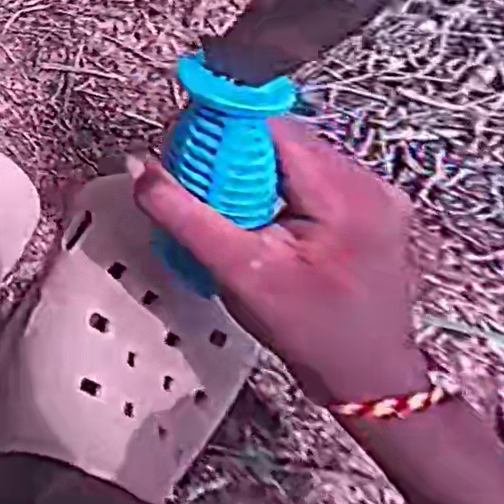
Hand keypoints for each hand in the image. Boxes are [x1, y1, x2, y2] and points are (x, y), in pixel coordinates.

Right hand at [132, 119, 428, 403]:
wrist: (364, 376)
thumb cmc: (310, 328)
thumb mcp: (235, 269)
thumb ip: (180, 212)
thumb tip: (137, 164)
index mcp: (349, 195)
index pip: (266, 127)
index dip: (216, 135)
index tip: (185, 161)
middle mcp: (366, 183)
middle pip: (267, 135)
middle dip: (221, 157)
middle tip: (197, 193)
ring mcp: (363, 192)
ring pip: (272, 150)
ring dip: (233, 170)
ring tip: (220, 210)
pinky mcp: (351, 202)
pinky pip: (284, 168)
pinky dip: (251, 182)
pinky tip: (242, 214)